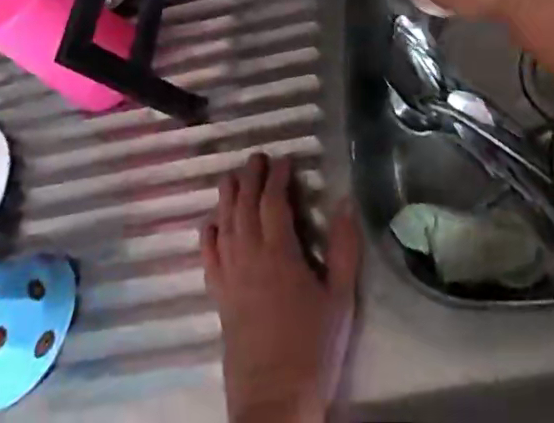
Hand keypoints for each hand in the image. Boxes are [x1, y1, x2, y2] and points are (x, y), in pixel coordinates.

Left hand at [203, 154, 359, 422]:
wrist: (275, 396)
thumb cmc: (314, 347)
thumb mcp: (340, 298)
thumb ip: (344, 248)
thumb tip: (344, 202)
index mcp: (279, 252)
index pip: (274, 201)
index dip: (278, 176)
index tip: (284, 160)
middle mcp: (248, 255)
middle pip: (244, 204)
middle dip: (250, 177)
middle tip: (256, 157)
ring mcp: (229, 274)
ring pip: (224, 223)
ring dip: (227, 196)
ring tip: (231, 176)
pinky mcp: (218, 295)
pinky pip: (208, 255)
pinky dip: (208, 233)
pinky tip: (210, 222)